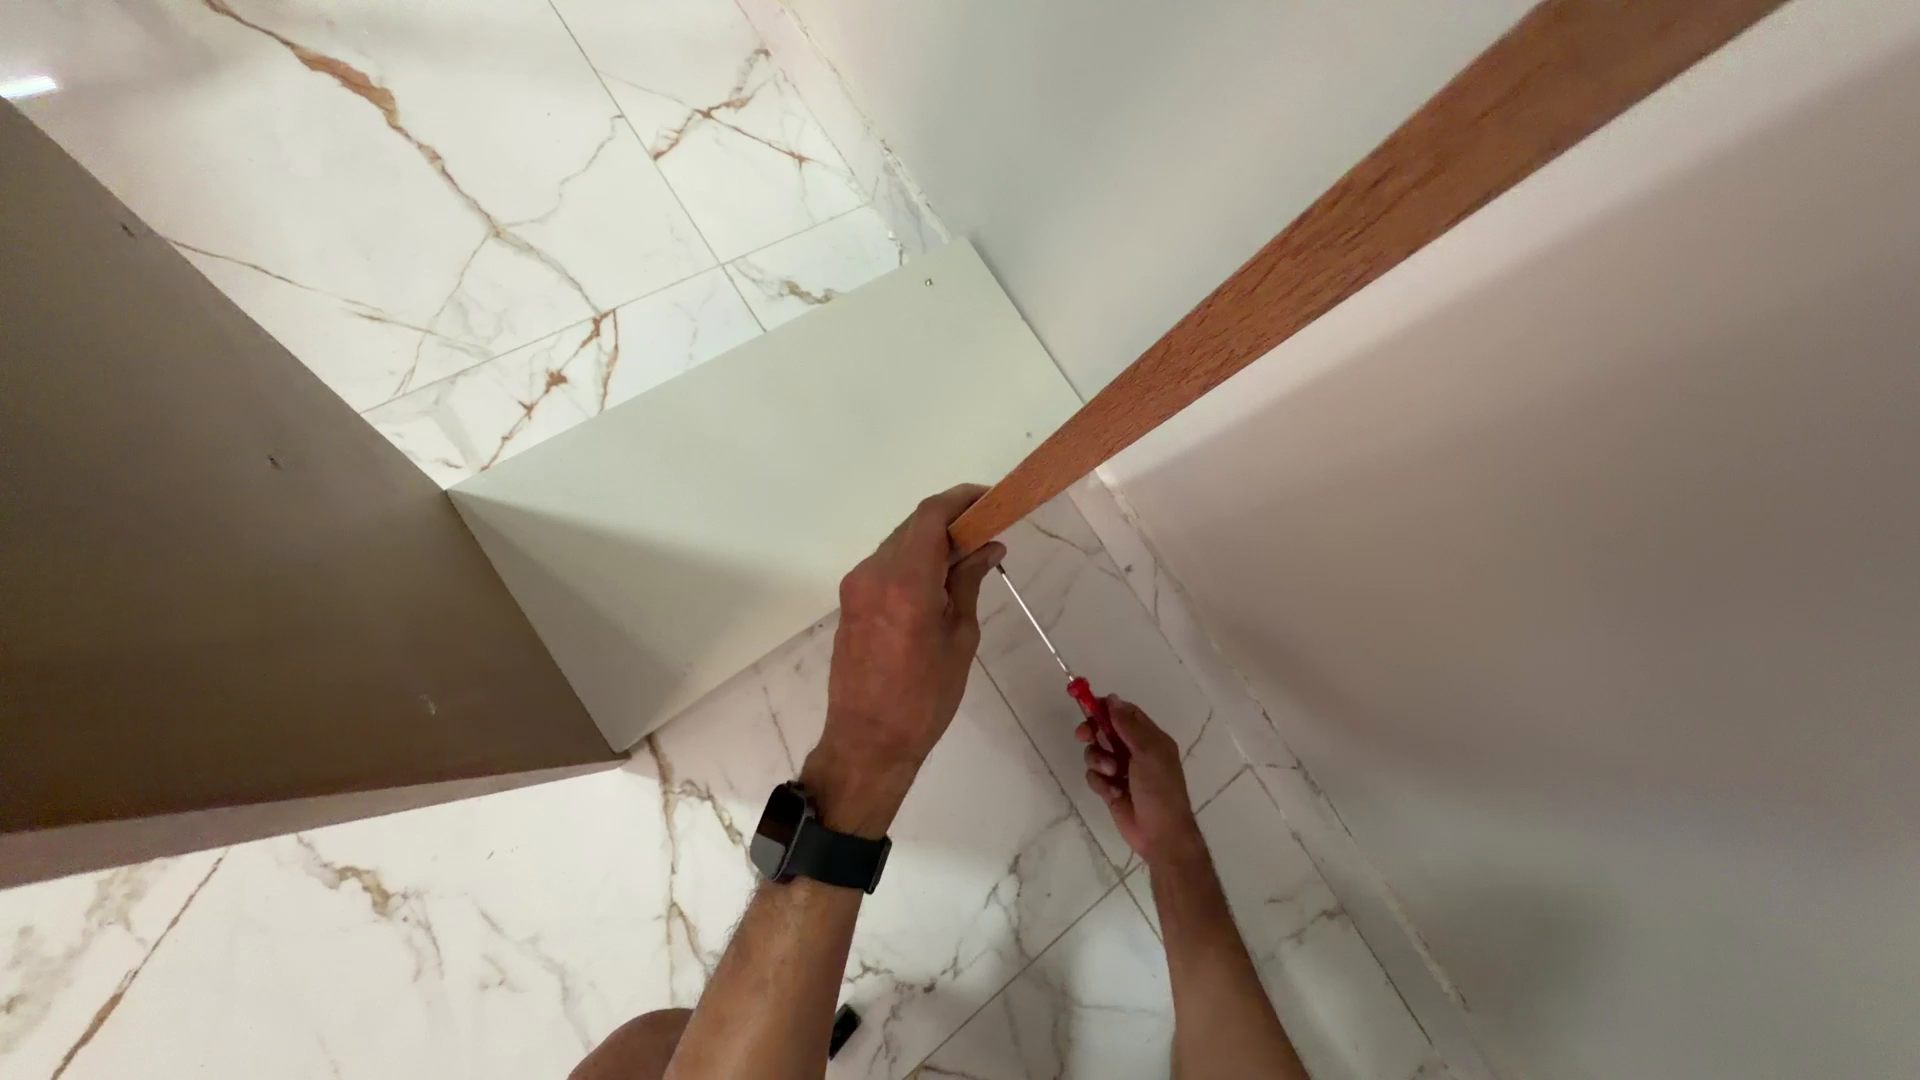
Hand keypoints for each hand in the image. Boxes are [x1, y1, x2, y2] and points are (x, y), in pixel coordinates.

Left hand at [803, 485, 1005, 836]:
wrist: (868, 740)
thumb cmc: (926, 697)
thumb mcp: (960, 637)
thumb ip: (969, 582)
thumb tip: (988, 547)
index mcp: (906, 582)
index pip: (930, 515)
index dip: (961, 499)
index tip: (989, 500)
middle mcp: (874, 573)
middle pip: (913, 525)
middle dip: (950, 519)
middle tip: (985, 531)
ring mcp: (856, 586)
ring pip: (898, 542)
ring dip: (930, 540)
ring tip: (966, 556)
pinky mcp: (850, 600)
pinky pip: (885, 564)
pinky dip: (912, 559)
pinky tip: (937, 577)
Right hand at [1080, 697, 1202, 863]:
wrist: (1160, 834)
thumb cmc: (1159, 789)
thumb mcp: (1148, 752)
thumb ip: (1128, 725)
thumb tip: (1112, 698)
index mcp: (1150, 738)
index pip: (1125, 713)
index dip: (1106, 707)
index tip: (1087, 705)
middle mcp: (1135, 751)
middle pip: (1105, 730)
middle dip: (1093, 732)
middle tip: (1083, 736)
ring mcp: (1121, 770)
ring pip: (1096, 753)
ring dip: (1098, 761)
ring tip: (1110, 774)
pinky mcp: (1110, 788)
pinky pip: (1094, 776)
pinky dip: (1100, 783)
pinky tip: (1113, 793)